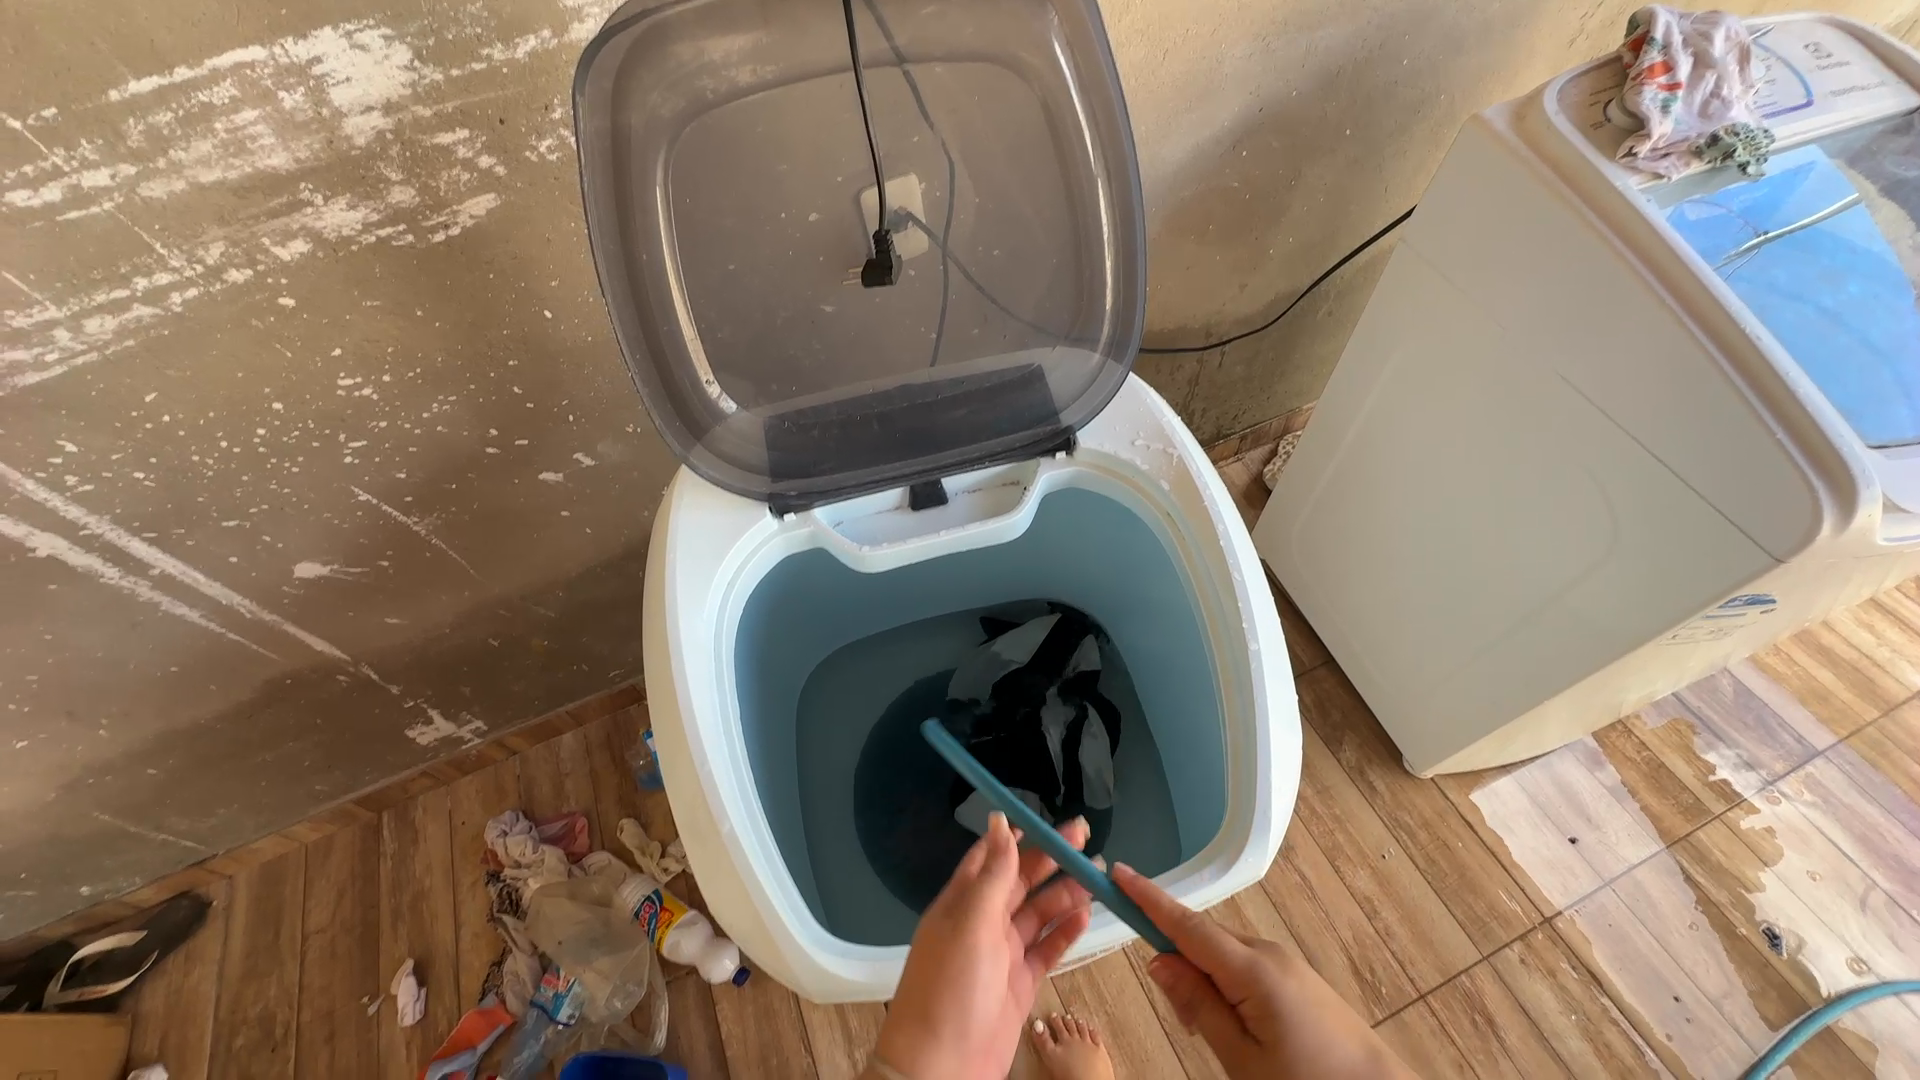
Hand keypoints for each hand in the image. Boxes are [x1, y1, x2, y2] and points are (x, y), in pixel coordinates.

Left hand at [869, 813, 1092, 1079]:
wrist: (941, 1069)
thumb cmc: (951, 987)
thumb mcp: (971, 922)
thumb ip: (992, 874)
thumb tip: (999, 819)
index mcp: (962, 902)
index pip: (992, 857)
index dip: (1018, 836)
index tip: (1048, 819)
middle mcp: (981, 923)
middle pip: (1020, 881)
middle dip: (1051, 859)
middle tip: (1085, 838)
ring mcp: (1001, 954)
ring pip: (1038, 914)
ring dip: (1064, 894)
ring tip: (1097, 877)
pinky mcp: (1019, 984)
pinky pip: (1046, 949)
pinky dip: (1065, 932)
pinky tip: (1086, 916)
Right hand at [1114, 863, 1415, 1079]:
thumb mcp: (1243, 1061)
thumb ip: (1198, 1005)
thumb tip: (1158, 960)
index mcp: (1252, 969)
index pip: (1186, 923)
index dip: (1148, 898)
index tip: (1116, 871)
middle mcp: (1268, 953)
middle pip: (1202, 939)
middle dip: (1178, 964)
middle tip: (1184, 1026)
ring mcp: (1286, 963)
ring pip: (1223, 955)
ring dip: (1204, 981)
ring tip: (1221, 1041)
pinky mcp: (1298, 979)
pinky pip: (1245, 967)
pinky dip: (1226, 986)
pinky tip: (1238, 1028)